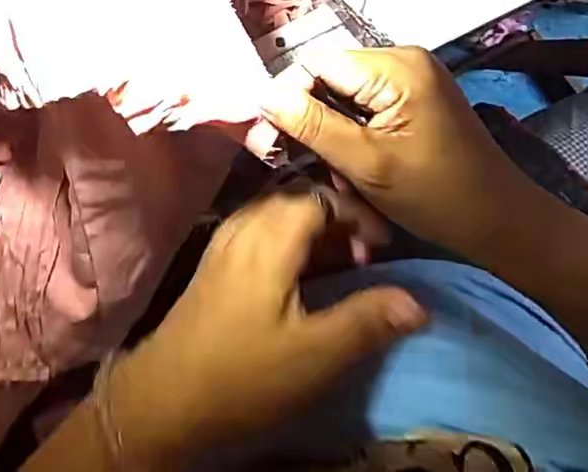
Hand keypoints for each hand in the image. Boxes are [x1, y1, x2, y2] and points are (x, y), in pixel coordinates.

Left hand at [102, 190, 427, 464]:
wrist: (168, 393)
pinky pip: (263, 225)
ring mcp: (228, 235)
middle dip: (339, 219)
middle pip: (301, 197)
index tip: (384, 247)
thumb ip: (368, 320)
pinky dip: (292, 237)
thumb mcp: (316, 353)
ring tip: (341, 266)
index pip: (322, 195)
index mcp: (270, 233)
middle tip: (365, 259)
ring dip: (316, 229)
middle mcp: (246, 221)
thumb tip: (419, 302)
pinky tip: (303, 273)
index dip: (358, 214)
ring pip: (281, 210)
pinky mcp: (219, 254)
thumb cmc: (246, 371)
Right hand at [260, 47, 542, 258]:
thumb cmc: (439, 197)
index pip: (316, 64)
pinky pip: (362, 102)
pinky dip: (349, 131)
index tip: (265, 139)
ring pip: (342, 92)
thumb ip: (313, 125)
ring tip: (329, 172)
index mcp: (396, 66)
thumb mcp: (367, 164)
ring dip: (327, 130)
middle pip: (328, 77)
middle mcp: (402, 57)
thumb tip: (264, 94)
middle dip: (308, 119)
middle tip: (286, 159)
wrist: (502, 222)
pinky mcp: (412, 93)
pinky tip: (349, 163)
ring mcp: (409, 74)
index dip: (286, 98)